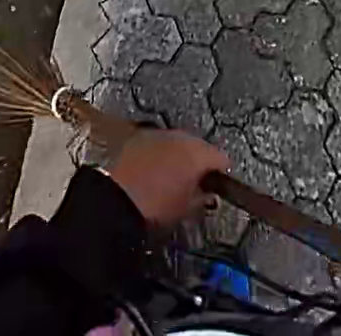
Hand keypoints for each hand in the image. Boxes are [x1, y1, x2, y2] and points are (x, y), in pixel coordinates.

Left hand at [105, 129, 229, 226]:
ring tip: (176, 177)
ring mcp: (158, 133)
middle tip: (199, 182)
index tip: (221, 185)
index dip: (223, 173)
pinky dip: (161, 154)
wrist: (116, 199)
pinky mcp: (139, 137)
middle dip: (200, 161)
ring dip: (180, 155)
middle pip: (199, 146)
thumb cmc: (157, 206)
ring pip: (178, 142)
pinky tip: (156, 170)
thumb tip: (207, 194)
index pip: (221, 158)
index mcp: (197, 153)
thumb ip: (202, 198)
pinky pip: (159, 143)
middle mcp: (180, 136)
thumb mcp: (187, 208)